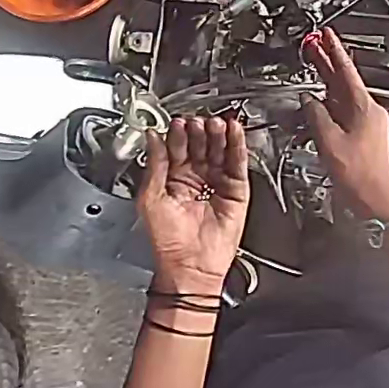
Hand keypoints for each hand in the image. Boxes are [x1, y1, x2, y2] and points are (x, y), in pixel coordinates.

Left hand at [138, 116, 249, 290]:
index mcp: (173, 177)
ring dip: (218, 134)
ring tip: (215, 122)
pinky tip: (234, 131)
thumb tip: (152, 138)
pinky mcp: (236, 190)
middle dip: (198, 131)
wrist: (190, 266)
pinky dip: (237, 145)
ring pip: (218, 150)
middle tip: (197, 121)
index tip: (178, 122)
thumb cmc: (167, 241)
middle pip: (199, 145)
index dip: (178, 134)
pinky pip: (237, 163)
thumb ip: (155, 165)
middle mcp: (196, 177)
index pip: (177, 147)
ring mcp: (216, 182)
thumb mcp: (151, 198)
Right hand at [302, 29, 388, 218]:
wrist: (374, 200)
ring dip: (327, 79)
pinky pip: (343, 109)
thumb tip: (308, 100)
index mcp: (364, 108)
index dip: (334, 51)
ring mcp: (368, 122)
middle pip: (344, 80)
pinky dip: (329, 99)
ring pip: (343, 94)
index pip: (346, 71)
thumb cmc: (358, 175)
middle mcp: (369, 111)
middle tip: (315, 44)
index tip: (327, 35)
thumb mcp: (329, 140)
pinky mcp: (363, 134)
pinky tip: (319, 97)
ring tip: (314, 64)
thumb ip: (316, 115)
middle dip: (328, 61)